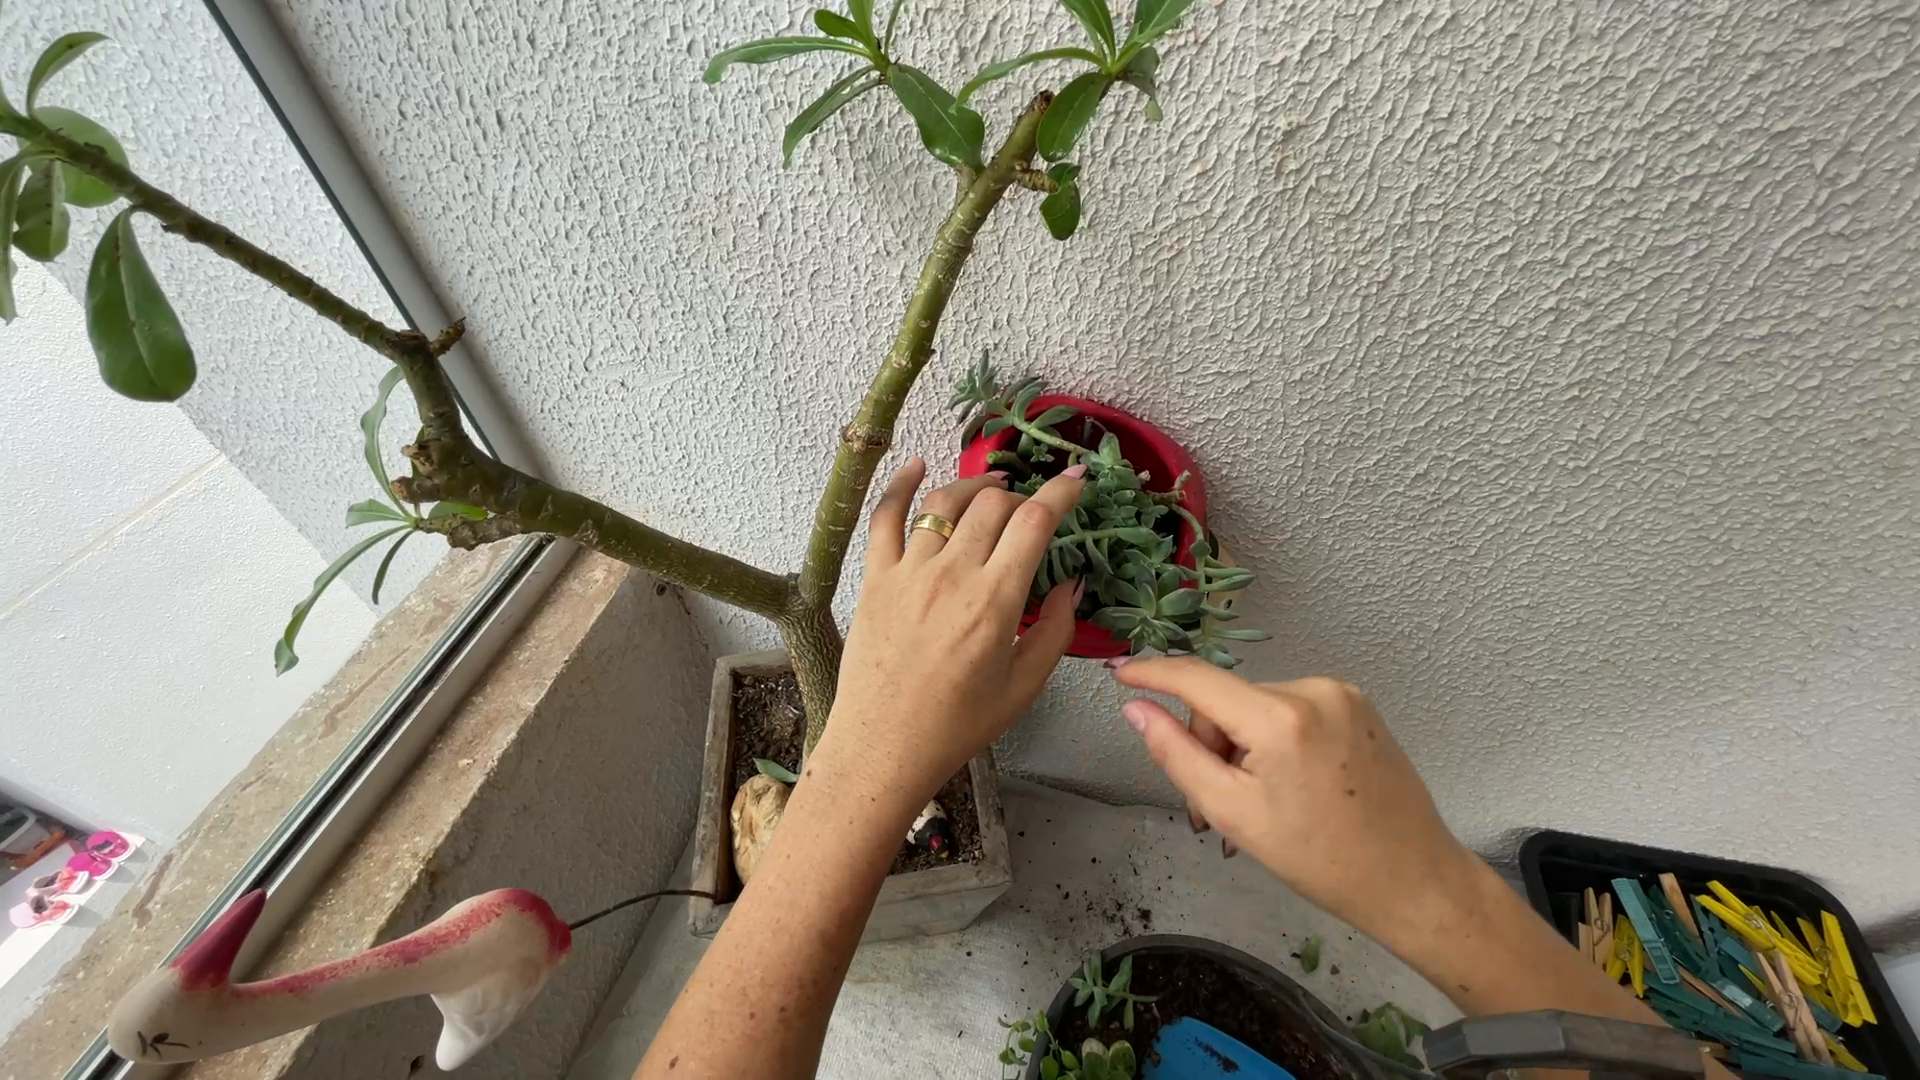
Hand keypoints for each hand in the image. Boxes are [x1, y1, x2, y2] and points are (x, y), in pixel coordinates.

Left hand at [811, 458, 1086, 812]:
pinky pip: (884, 517)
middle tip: (1027, 514)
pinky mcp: (876, 578)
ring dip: (974, 487)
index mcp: (994, 601)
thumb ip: (1055, 631)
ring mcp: (908, 572)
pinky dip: (900, 485)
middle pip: (993, 505)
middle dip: (1019, 498)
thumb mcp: (1023, 686)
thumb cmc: (957, 725)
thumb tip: (1071, 585)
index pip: (1034, 522)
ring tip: (990, 492)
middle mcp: (952, 575)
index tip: (1075, 480)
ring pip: (944, 502)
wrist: (883, 746)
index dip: (1060, 492)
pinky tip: (915, 466)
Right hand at [1113, 658, 1480, 943]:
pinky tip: (1283, 783)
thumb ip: (1175, 753)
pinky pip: (1287, 710)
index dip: (1151, 672)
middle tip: (1210, 806)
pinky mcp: (1355, 705)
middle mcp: (1312, 689)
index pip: (1196, 679)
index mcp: (1280, 717)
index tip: (1118, 673)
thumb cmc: (1320, 859)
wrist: (1415, 883)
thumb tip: (1137, 708)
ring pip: (1254, 707)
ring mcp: (1340, 693)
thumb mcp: (1231, 812)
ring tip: (1252, 801)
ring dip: (1239, 746)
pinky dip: (1270, 739)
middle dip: (1209, 744)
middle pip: (1225, 701)